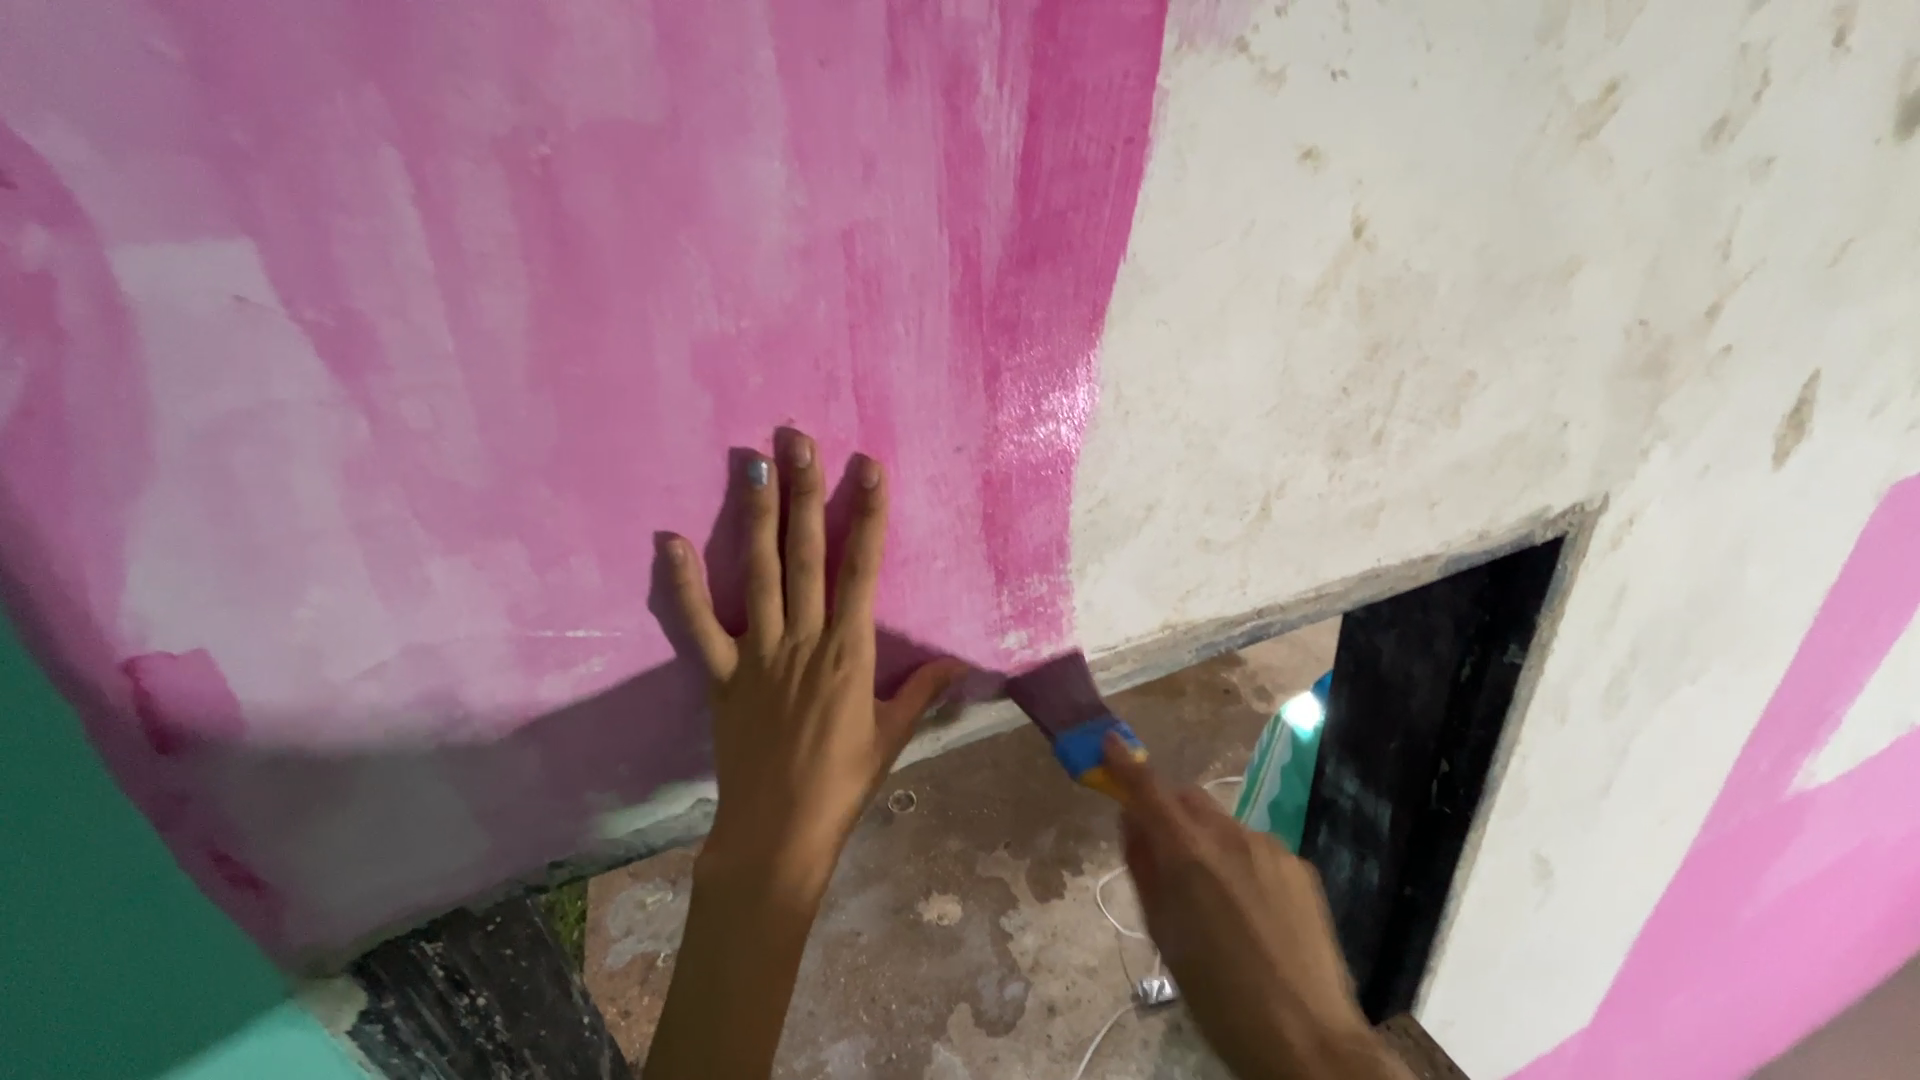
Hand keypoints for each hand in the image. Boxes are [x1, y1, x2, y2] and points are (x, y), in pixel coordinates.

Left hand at [664, 430, 966, 901]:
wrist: (780, 833)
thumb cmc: (843, 784)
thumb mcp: (892, 737)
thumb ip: (922, 692)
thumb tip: (960, 663)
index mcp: (850, 653)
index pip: (863, 570)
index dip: (868, 515)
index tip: (868, 467)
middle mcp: (805, 641)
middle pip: (806, 555)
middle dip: (806, 493)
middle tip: (798, 439)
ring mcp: (758, 655)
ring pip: (760, 574)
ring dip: (758, 516)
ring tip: (754, 463)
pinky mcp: (721, 676)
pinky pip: (699, 625)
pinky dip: (683, 584)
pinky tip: (670, 540)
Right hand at [1104, 738, 1409, 1079]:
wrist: (1309, 1040)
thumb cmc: (1218, 996)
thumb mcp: (1164, 936)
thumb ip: (1144, 870)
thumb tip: (1131, 825)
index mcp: (1188, 854)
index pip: (1147, 791)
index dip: (1124, 764)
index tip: (1109, 742)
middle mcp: (1230, 836)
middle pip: (1187, 799)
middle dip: (1167, 811)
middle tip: (1160, 851)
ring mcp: (1270, 848)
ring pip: (1222, 824)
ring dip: (1205, 841)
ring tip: (1213, 900)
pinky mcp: (1300, 867)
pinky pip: (1255, 849)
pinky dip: (1240, 862)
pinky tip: (1250, 912)